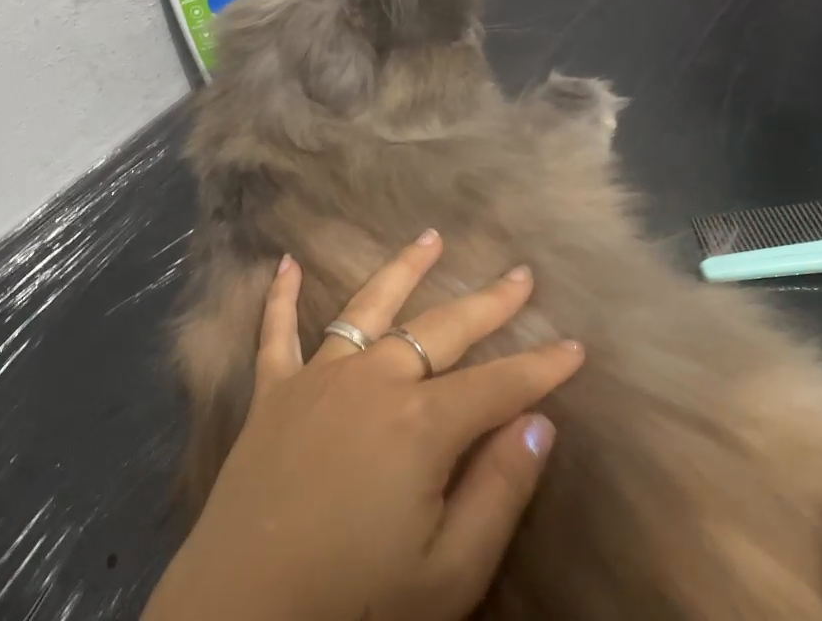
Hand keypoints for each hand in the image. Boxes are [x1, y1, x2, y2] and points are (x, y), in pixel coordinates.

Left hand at [143, 232, 584, 620]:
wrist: (245, 603)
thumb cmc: (358, 597)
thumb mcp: (451, 569)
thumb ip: (499, 490)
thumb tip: (539, 424)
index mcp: (422, 424)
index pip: (499, 385)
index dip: (542, 367)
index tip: (576, 346)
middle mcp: (371, 381)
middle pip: (441, 330)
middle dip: (488, 303)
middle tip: (520, 274)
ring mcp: (317, 378)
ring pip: (366, 308)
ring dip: (402, 270)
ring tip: (430, 237)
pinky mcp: (272, 391)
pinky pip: (276, 332)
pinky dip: (279, 296)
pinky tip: (283, 261)